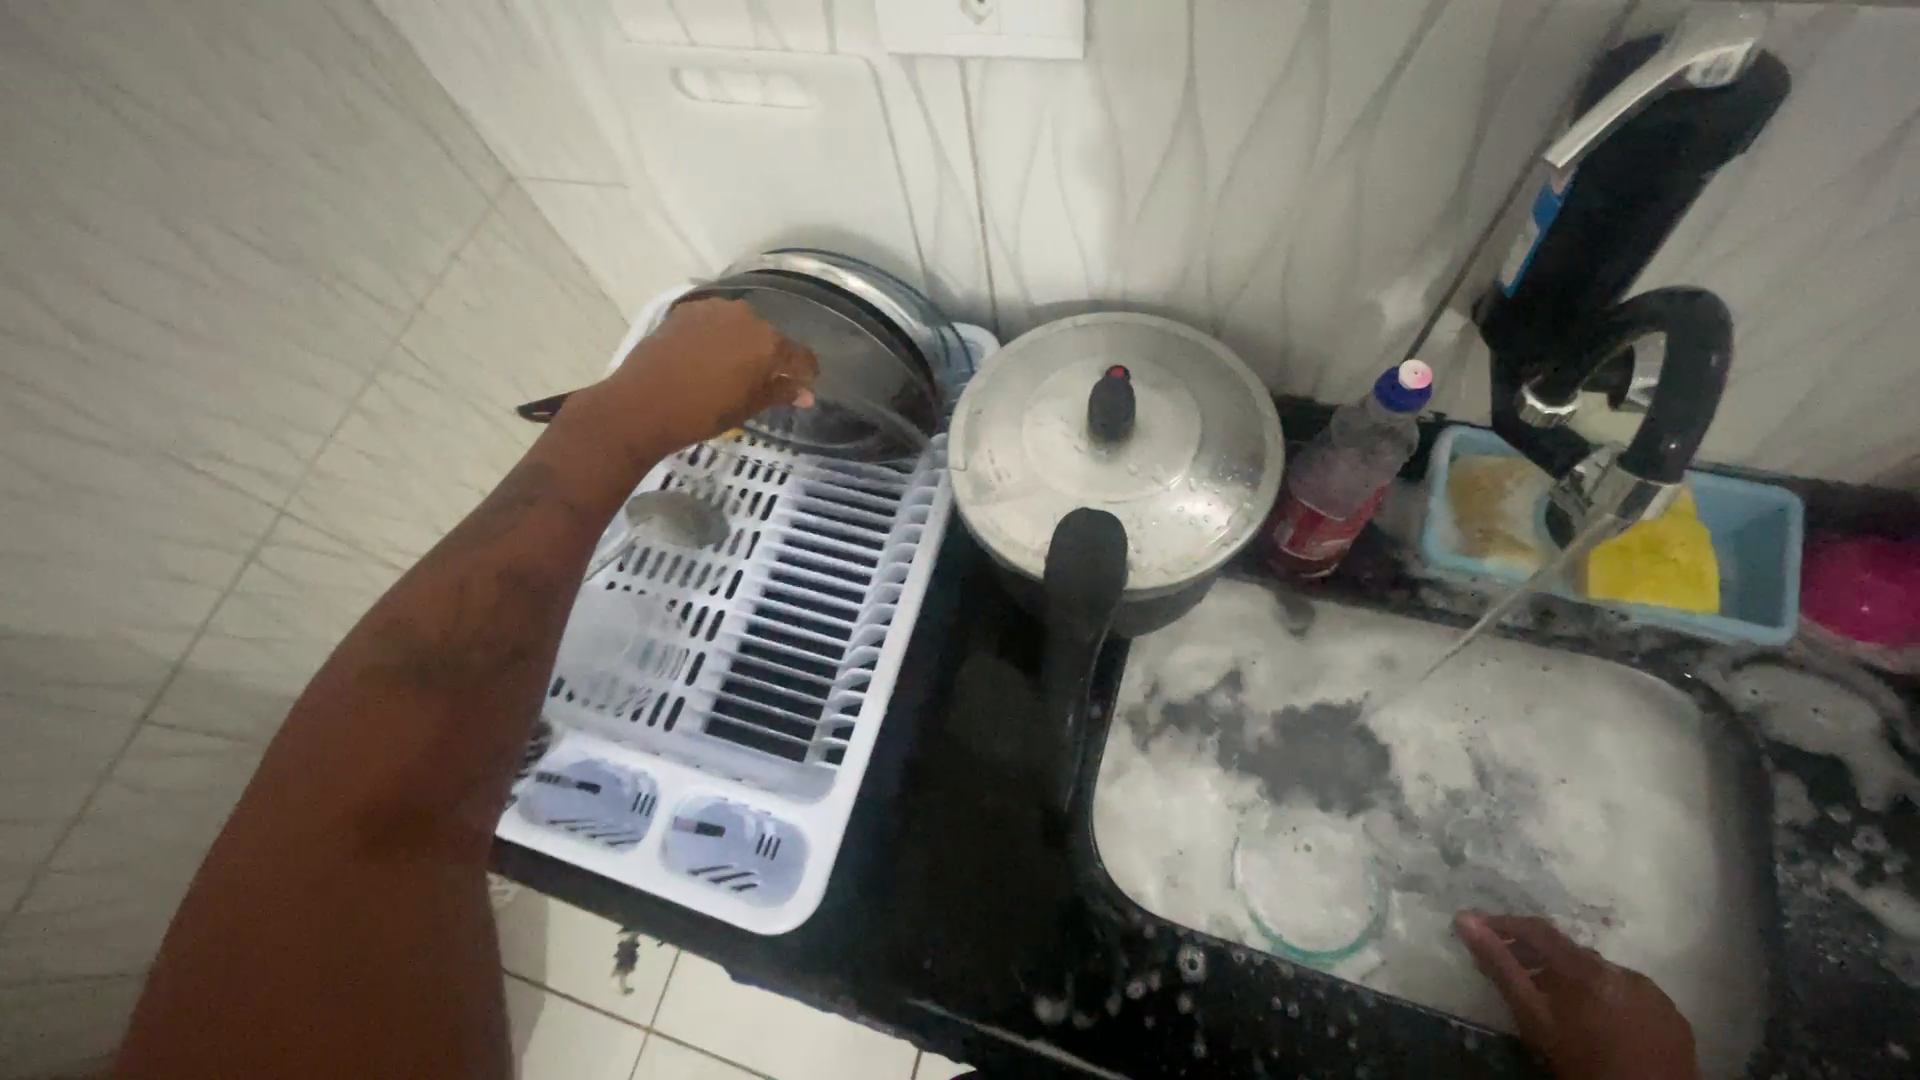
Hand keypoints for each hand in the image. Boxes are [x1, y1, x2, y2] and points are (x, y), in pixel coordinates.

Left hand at [594, 296, 818, 450]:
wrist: (643, 403)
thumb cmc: (704, 412)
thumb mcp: (748, 407)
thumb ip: (780, 393)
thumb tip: (806, 394)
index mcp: (769, 343)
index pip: (801, 357)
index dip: (805, 373)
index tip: (803, 386)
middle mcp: (747, 317)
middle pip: (770, 337)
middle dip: (770, 357)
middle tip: (759, 381)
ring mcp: (714, 309)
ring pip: (740, 326)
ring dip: (742, 343)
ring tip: (729, 368)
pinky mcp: (686, 310)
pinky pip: (713, 321)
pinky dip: (716, 335)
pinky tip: (705, 356)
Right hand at [1454, 912, 1697, 1079]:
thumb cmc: (1581, 1064)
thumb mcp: (1533, 1018)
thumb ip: (1500, 966)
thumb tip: (1464, 918)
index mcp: (1589, 970)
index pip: (1539, 930)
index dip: (1505, 925)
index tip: (1478, 929)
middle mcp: (1626, 972)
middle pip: (1569, 952)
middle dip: (1536, 957)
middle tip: (1510, 971)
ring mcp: (1656, 995)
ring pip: (1600, 973)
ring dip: (1571, 978)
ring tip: (1552, 1001)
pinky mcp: (1676, 1018)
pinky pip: (1631, 994)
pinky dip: (1606, 997)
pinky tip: (1594, 1020)